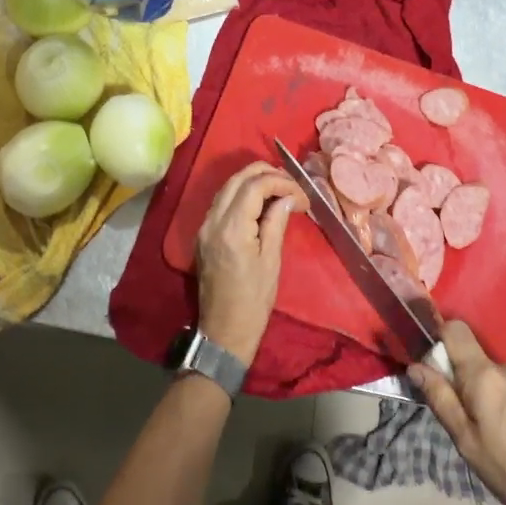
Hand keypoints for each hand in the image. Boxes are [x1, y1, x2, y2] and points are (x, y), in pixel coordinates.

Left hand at [194, 160, 307, 366]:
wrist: (224, 332)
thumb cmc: (253, 301)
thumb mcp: (271, 262)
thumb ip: (276, 223)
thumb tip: (288, 198)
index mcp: (232, 227)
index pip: (255, 186)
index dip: (281, 183)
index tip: (302, 196)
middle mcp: (213, 220)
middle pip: (237, 179)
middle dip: (265, 173)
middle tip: (291, 183)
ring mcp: (205, 226)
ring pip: (227, 187)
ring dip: (252, 181)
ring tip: (279, 188)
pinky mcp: (204, 235)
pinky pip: (221, 202)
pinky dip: (241, 194)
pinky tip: (260, 202)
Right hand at [409, 321, 505, 504]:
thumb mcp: (467, 441)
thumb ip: (440, 399)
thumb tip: (416, 366)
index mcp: (485, 374)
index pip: (456, 329)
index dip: (440, 339)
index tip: (433, 366)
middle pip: (478, 361)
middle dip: (466, 382)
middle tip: (467, 421)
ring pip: (500, 379)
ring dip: (491, 396)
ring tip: (497, 437)